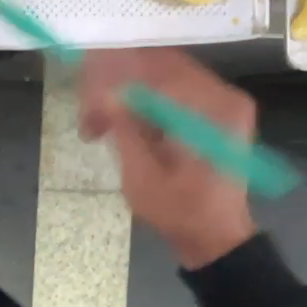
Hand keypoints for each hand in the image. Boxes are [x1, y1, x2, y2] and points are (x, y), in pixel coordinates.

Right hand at [79, 49, 257, 270]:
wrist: (214, 237)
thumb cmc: (180, 213)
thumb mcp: (143, 177)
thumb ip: (124, 129)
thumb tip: (102, 92)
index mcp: (215, 110)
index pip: (159, 73)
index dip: (116, 76)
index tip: (83, 89)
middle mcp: (223, 95)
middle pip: (159, 69)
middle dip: (115, 85)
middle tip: (86, 116)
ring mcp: (218, 100)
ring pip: (158, 77)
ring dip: (122, 94)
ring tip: (94, 124)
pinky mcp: (208, 109)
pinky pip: (166, 90)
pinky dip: (137, 102)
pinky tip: (114, 122)